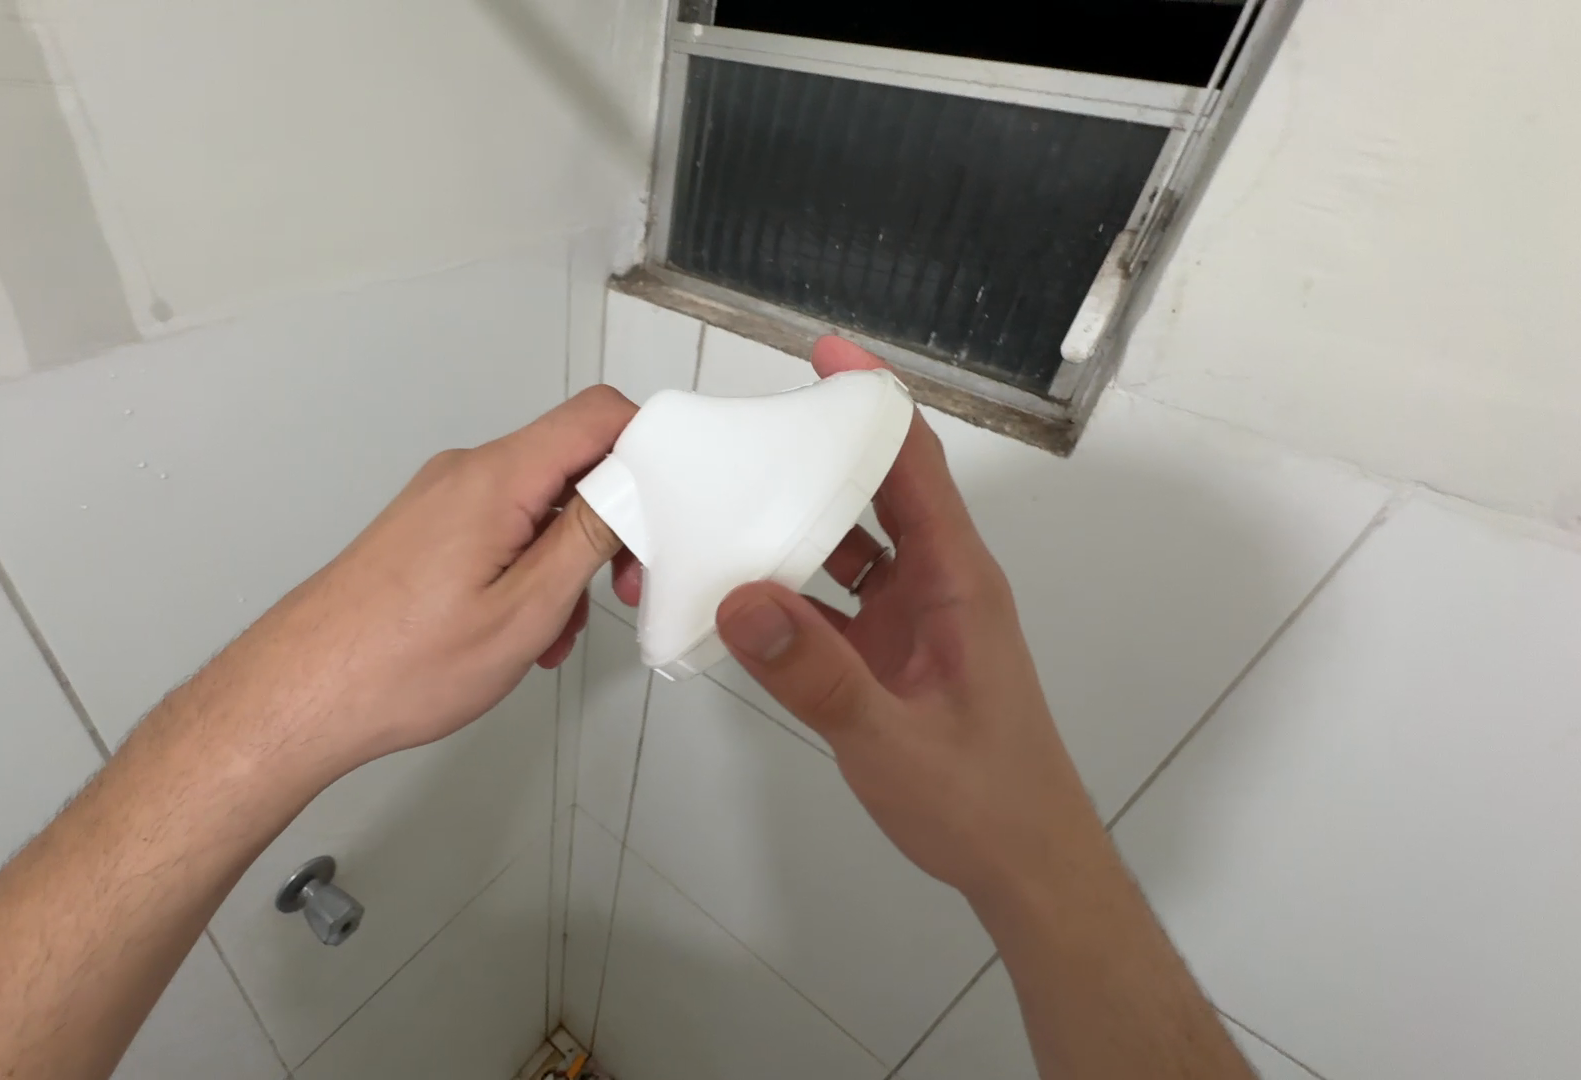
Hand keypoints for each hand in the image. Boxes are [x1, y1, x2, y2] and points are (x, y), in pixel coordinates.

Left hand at [167, 386, 635, 784]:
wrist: (300, 693)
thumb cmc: (401, 663)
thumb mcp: (523, 609)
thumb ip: (586, 538)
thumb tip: (632, 487)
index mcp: (496, 478)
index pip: (597, 415)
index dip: (647, 445)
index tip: (669, 505)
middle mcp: (468, 473)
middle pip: (572, 462)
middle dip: (611, 523)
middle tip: (622, 589)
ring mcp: (446, 498)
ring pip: (541, 504)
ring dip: (568, 559)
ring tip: (554, 631)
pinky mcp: (432, 526)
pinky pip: (505, 527)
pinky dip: (530, 568)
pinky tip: (522, 627)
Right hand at [714, 338, 1106, 908]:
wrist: (1022, 867)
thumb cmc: (979, 800)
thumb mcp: (890, 739)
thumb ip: (815, 673)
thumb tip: (737, 597)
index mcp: (955, 579)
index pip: (915, 464)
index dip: (872, 403)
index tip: (821, 356)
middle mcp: (932, 583)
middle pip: (874, 492)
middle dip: (817, 454)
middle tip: (743, 433)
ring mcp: (905, 619)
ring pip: (845, 546)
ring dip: (795, 522)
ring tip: (726, 502)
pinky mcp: (882, 653)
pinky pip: (828, 601)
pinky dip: (786, 589)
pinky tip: (738, 592)